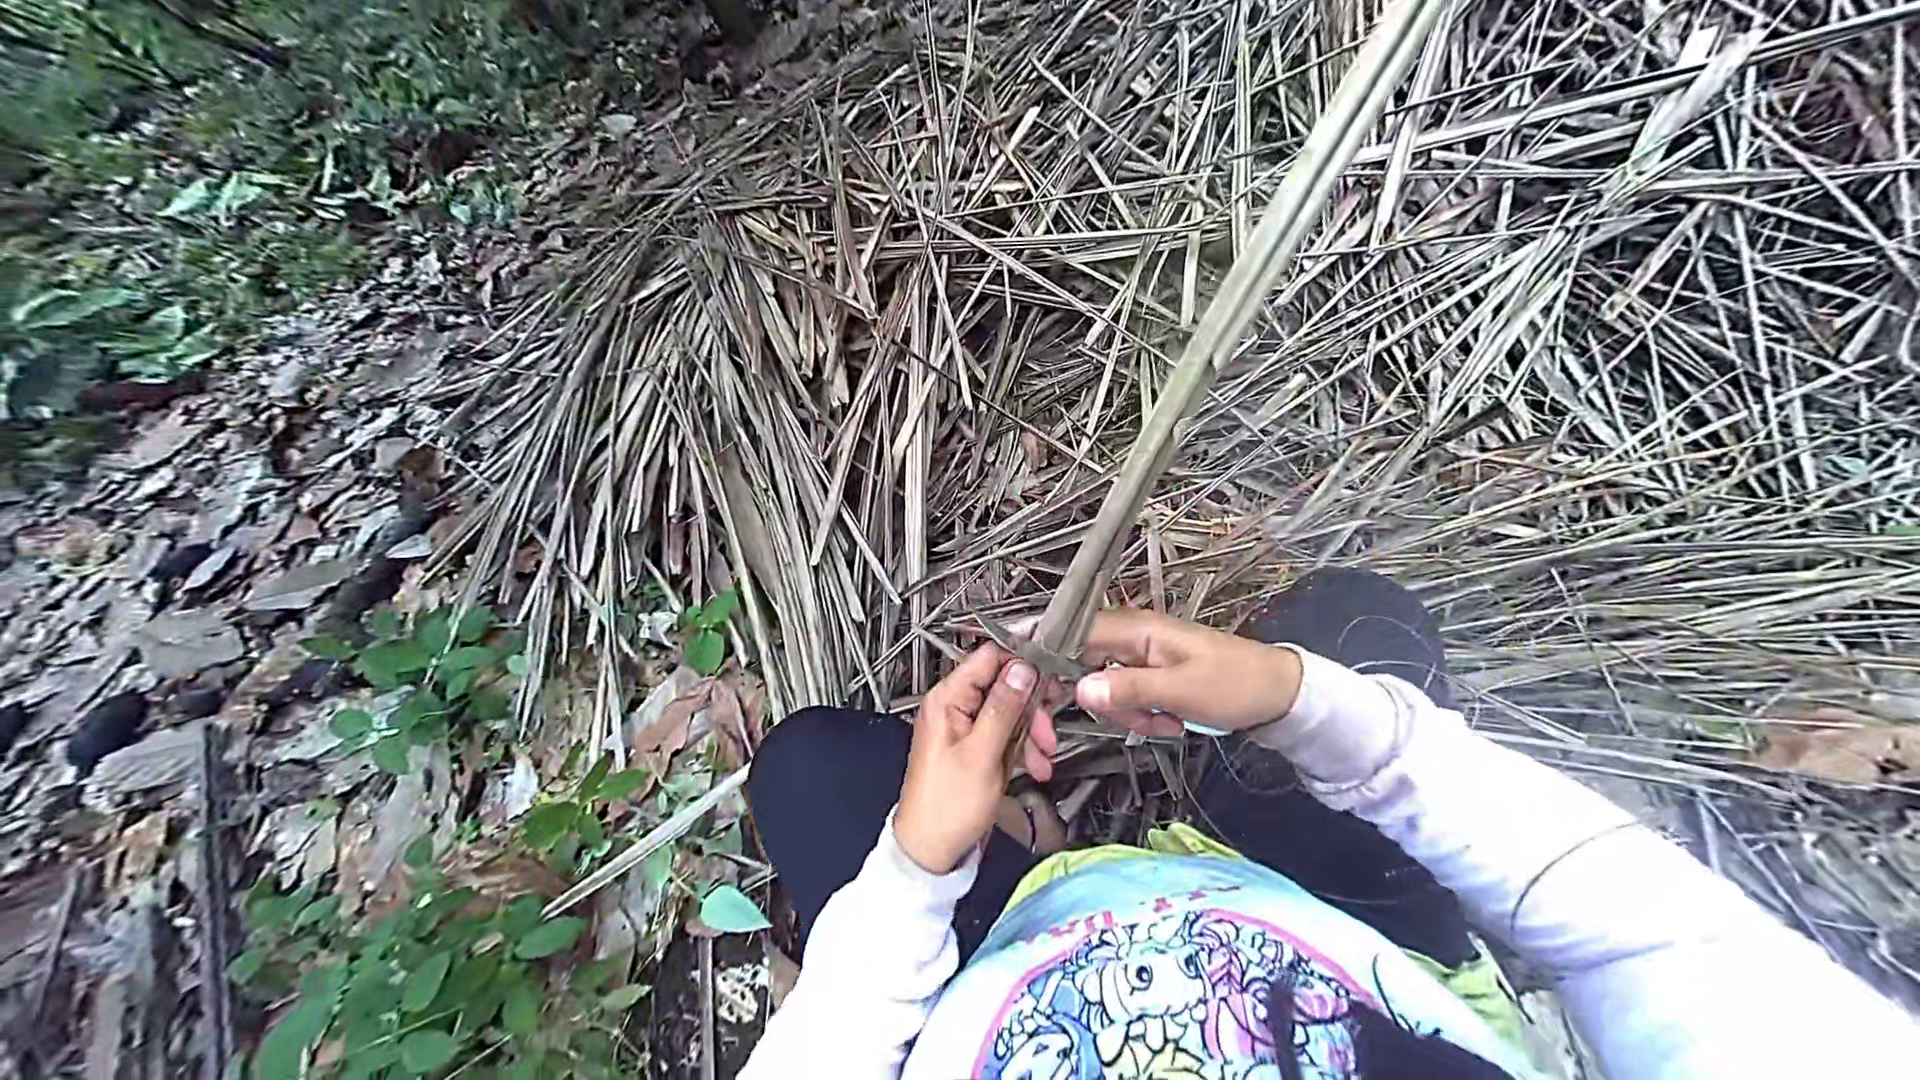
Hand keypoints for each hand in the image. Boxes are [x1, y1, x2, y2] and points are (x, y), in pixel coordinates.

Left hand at [893, 645, 1056, 873]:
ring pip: (1009, 711)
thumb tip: (1021, 670)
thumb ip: (1003, 708)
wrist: (931, 850)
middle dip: (1031, 707)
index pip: (988, 658)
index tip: (1047, 678)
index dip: (1020, 664)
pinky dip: (1023, 747)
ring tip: (1042, 756)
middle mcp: (954, 707)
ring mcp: (965, 727)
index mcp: (947, 699)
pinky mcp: (974, 747)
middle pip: (1004, 685)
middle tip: (1047, 727)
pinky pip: (1005, 734)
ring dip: (1031, 732)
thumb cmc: (944, 808)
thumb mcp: (981, 754)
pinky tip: (1034, 765)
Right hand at [1067, 608, 1302, 737]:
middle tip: (1113, 722)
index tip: (1032, 688)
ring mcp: (1138, 655)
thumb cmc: (1234, 684)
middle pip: (1079, 664)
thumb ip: (1128, 689)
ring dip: (1124, 711)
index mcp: (1133, 628)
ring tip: (1161, 721)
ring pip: (1102, 685)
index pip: (1069, 633)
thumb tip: (1078, 689)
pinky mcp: (1148, 673)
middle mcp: (1129, 637)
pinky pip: (1124, 694)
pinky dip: (1138, 713)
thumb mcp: (1181, 691)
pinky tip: (1167, 720)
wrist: (1278, 695)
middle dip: (1093, 698)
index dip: (1044, 657)